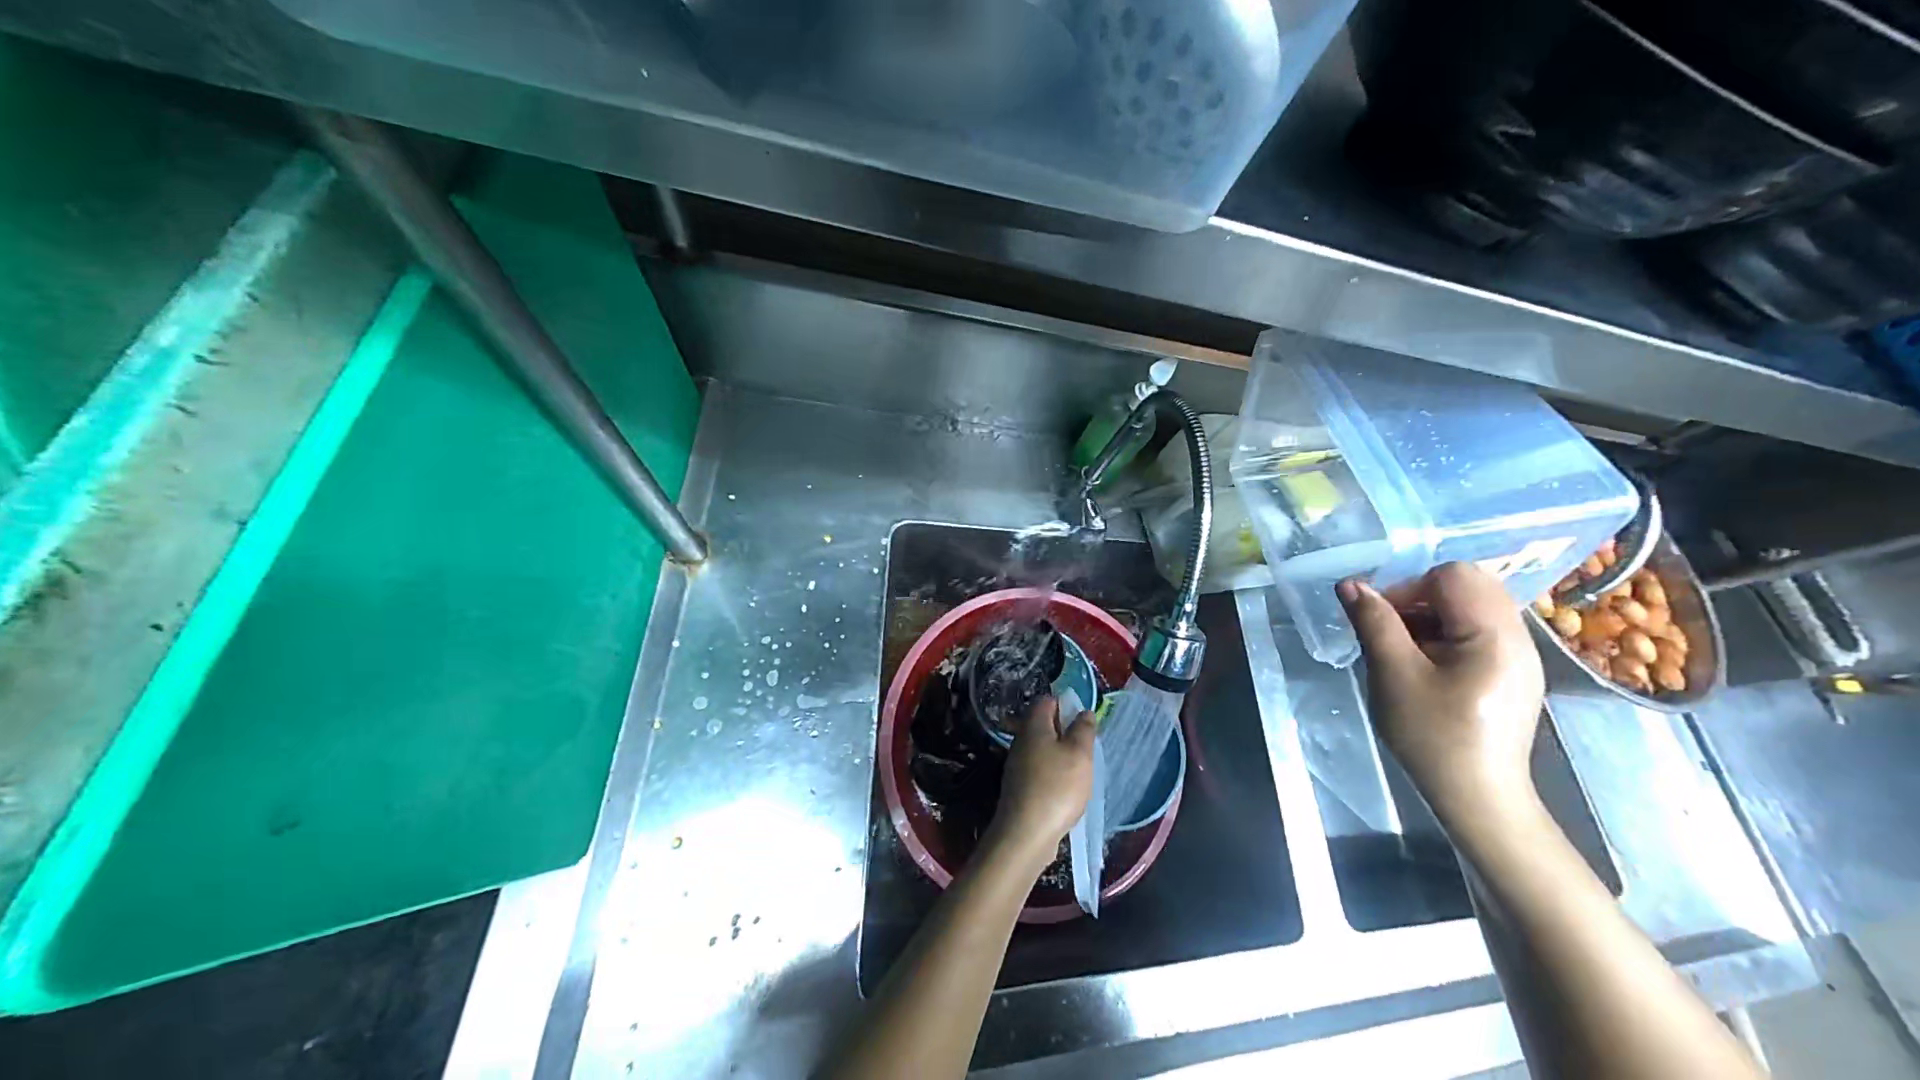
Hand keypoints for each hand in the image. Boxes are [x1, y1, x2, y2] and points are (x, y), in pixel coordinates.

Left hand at [988, 696, 1095, 860]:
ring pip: (1042, 748)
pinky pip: (1040, 769)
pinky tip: (1067, 788)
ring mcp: (1017, 764)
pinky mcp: (1020, 786)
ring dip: (1061, 754)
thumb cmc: (1057, 786)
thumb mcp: (1079, 754)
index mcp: (1033, 725)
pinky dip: (1054, 772)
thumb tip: (1083, 712)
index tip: (1084, 720)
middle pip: (1043, 724)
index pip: (1046, 700)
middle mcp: (1021, 740)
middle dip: (1066, 731)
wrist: (1026, 833)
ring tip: (1081, 768)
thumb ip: (1083, 729)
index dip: (1066, 704)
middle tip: (1086, 746)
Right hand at [1337, 563, 1543, 827]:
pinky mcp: (1514, 672)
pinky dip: (1447, 635)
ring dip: (1431, 618)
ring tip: (1406, 654)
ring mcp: (1520, 655)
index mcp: (1494, 634)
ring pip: (1472, 607)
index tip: (1381, 623)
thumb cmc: (1432, 735)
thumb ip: (1373, 622)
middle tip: (1392, 634)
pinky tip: (1429, 668)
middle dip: (1419, 599)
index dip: (1408, 589)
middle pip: (1466, 585)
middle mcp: (1518, 636)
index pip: (1450, 575)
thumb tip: (1350, 584)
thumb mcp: (1393, 675)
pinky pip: (1479, 631)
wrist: (1477, 797)